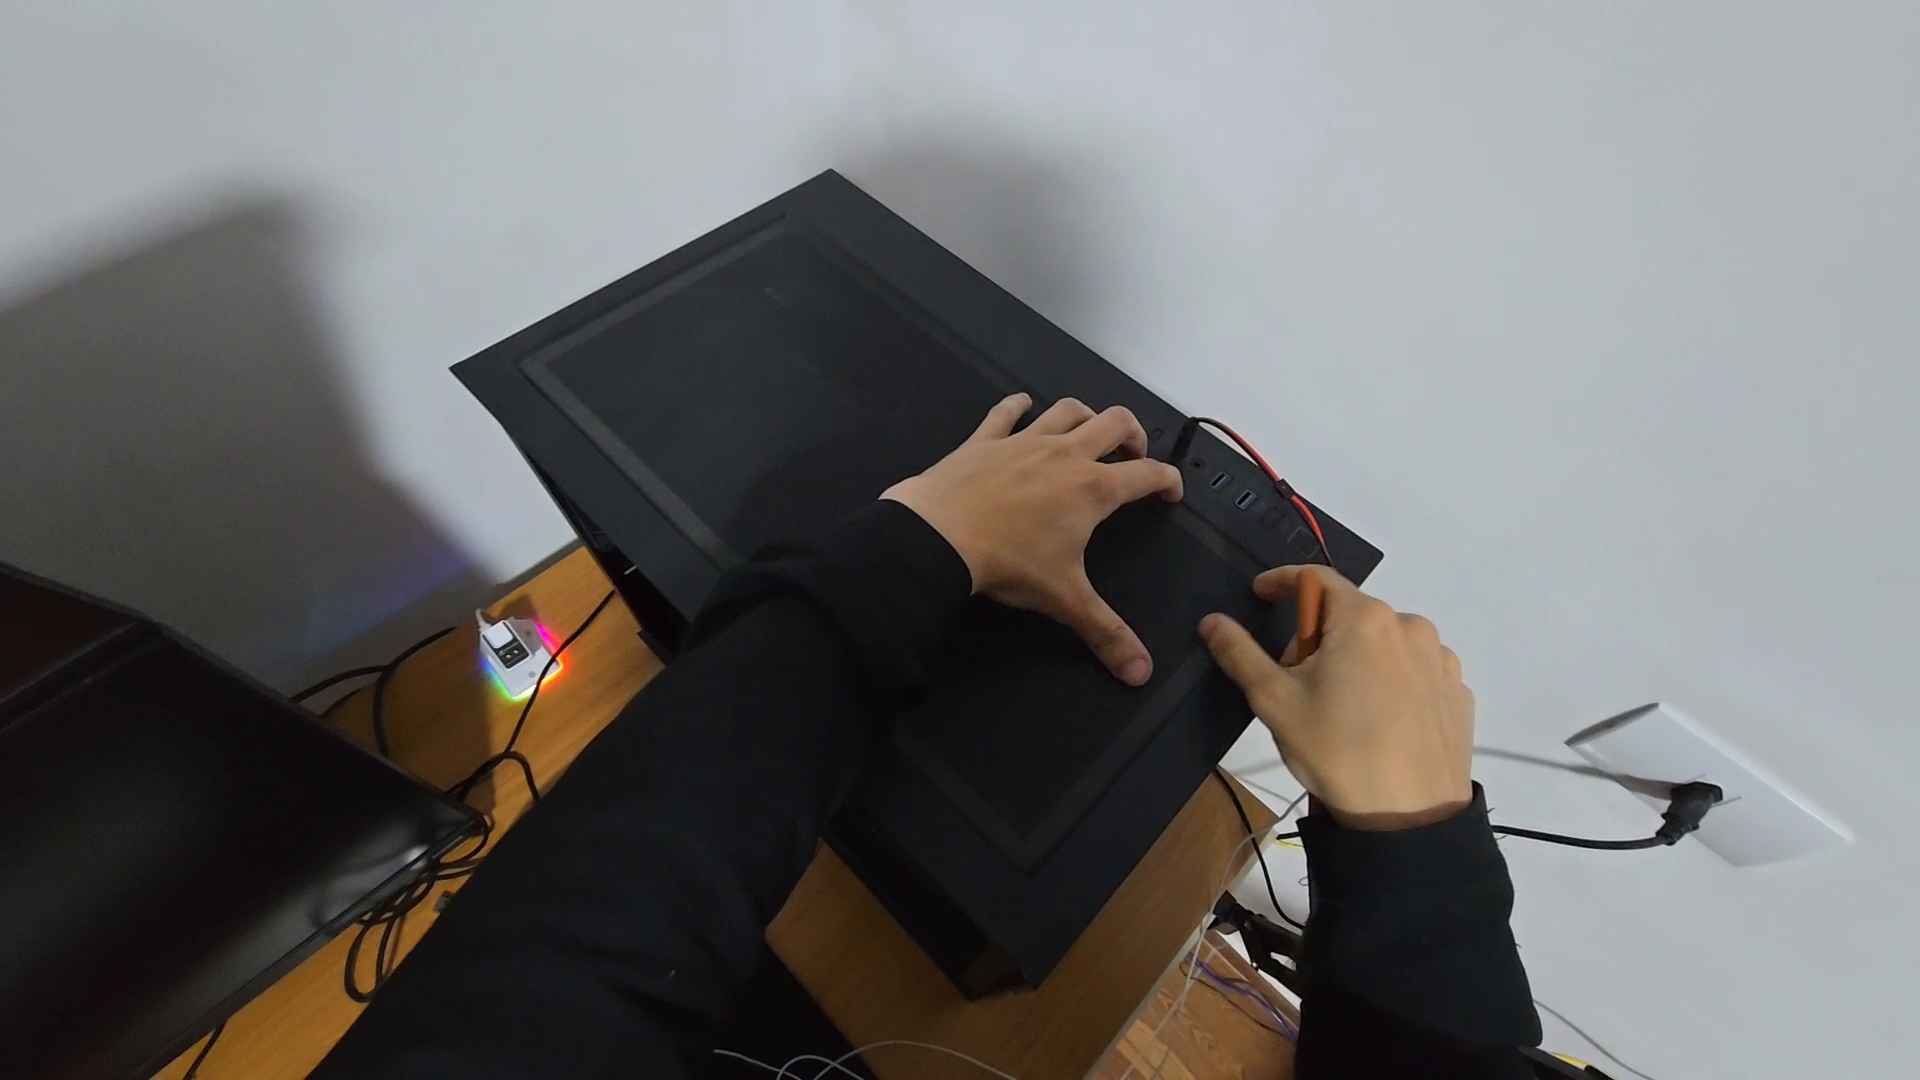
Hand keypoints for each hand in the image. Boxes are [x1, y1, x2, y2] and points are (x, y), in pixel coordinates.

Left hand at [883, 393, 1183, 685]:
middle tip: (1133, 454)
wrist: (938, 536)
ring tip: (1089, 429)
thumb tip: (1141, 674)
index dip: (1167, 480)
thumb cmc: (1008, 562)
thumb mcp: (1063, 599)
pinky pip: (1005, 412)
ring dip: (1085, 415)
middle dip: (1133, 434)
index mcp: (1092, 489)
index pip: (1146, 474)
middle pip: (1114, 423)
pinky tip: (1021, 403)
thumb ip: (1106, 633)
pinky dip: (1017, 405)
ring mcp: (1022, 441)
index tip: (1171, 492)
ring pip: (1066, 410)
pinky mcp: (984, 439)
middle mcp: (1064, 455)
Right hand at [1199, 565, 1473, 829]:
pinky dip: (1387, 680)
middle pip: (1347, 613)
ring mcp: (1441, 660)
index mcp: (1364, 619)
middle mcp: (1411, 626)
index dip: (1281, 581)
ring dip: (1354, 657)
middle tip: (1297, 682)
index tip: (1260, 594)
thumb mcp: (1274, 700)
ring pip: (1381, 641)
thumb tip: (1212, 621)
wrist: (1410, 820)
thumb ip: (1239, 652)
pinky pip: (1411, 668)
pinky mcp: (1458, 692)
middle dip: (1316, 636)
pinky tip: (1375, 719)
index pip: (1315, 577)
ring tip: (1340, 708)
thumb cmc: (1336, 750)